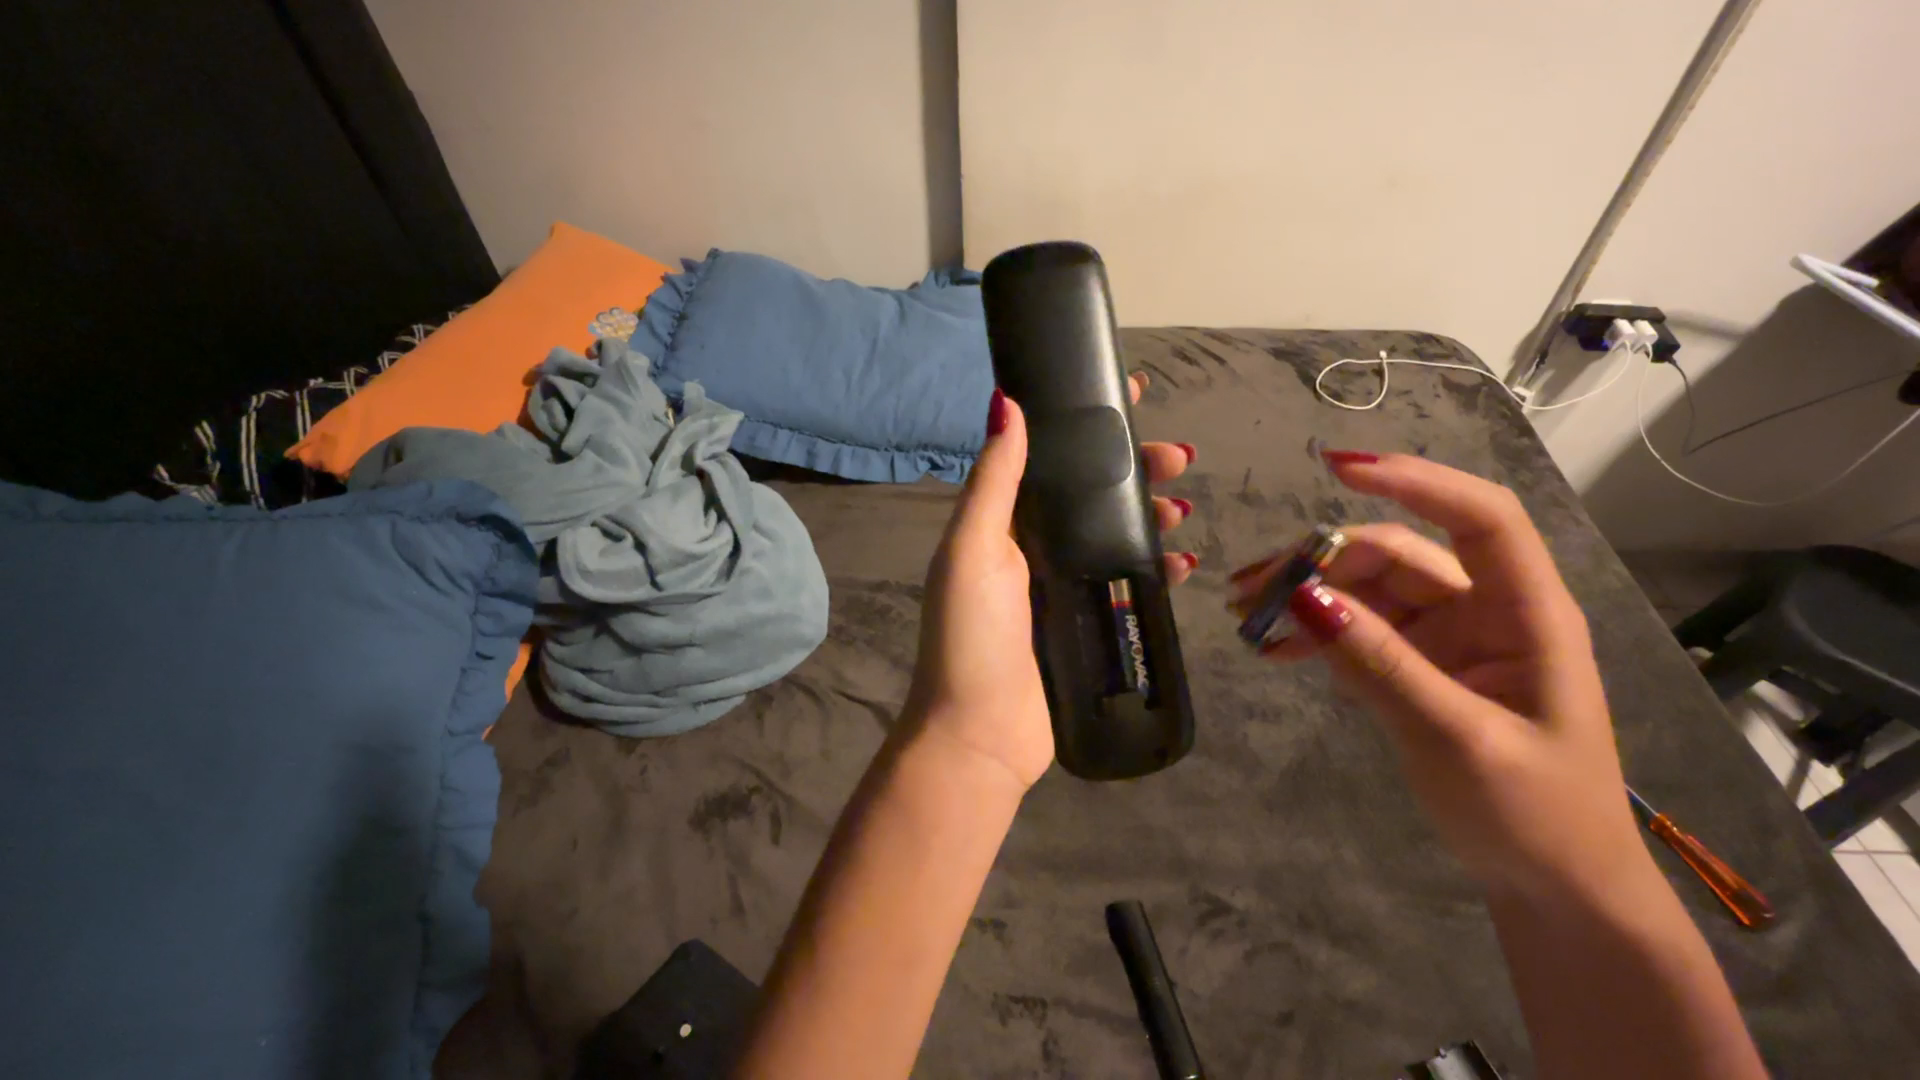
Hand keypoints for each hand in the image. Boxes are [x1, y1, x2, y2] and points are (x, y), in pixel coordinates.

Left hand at [906, 374, 1196, 789]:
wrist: (981, 733)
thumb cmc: (971, 634)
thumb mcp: (974, 548)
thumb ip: (994, 479)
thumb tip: (1005, 400)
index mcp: (1000, 523)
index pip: (1048, 458)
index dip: (1085, 427)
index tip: (1131, 396)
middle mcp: (1032, 548)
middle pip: (1093, 493)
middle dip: (1136, 469)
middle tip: (1179, 457)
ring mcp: (1063, 587)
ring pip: (1118, 533)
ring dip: (1153, 513)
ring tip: (1183, 509)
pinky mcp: (1090, 624)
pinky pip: (1131, 583)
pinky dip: (1158, 567)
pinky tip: (1184, 562)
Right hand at [1230, 453, 1651, 900]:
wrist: (1553, 887)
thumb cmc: (1533, 814)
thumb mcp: (1453, 737)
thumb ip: (1379, 664)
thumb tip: (1303, 595)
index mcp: (1526, 613)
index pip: (1479, 517)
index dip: (1415, 481)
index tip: (1338, 468)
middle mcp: (1485, 611)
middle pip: (1399, 554)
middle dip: (1324, 560)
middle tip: (1251, 590)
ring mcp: (1448, 639)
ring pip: (1370, 590)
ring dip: (1309, 597)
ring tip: (1246, 618)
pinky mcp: (1419, 667)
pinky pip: (1359, 632)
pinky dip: (1316, 635)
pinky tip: (1274, 652)